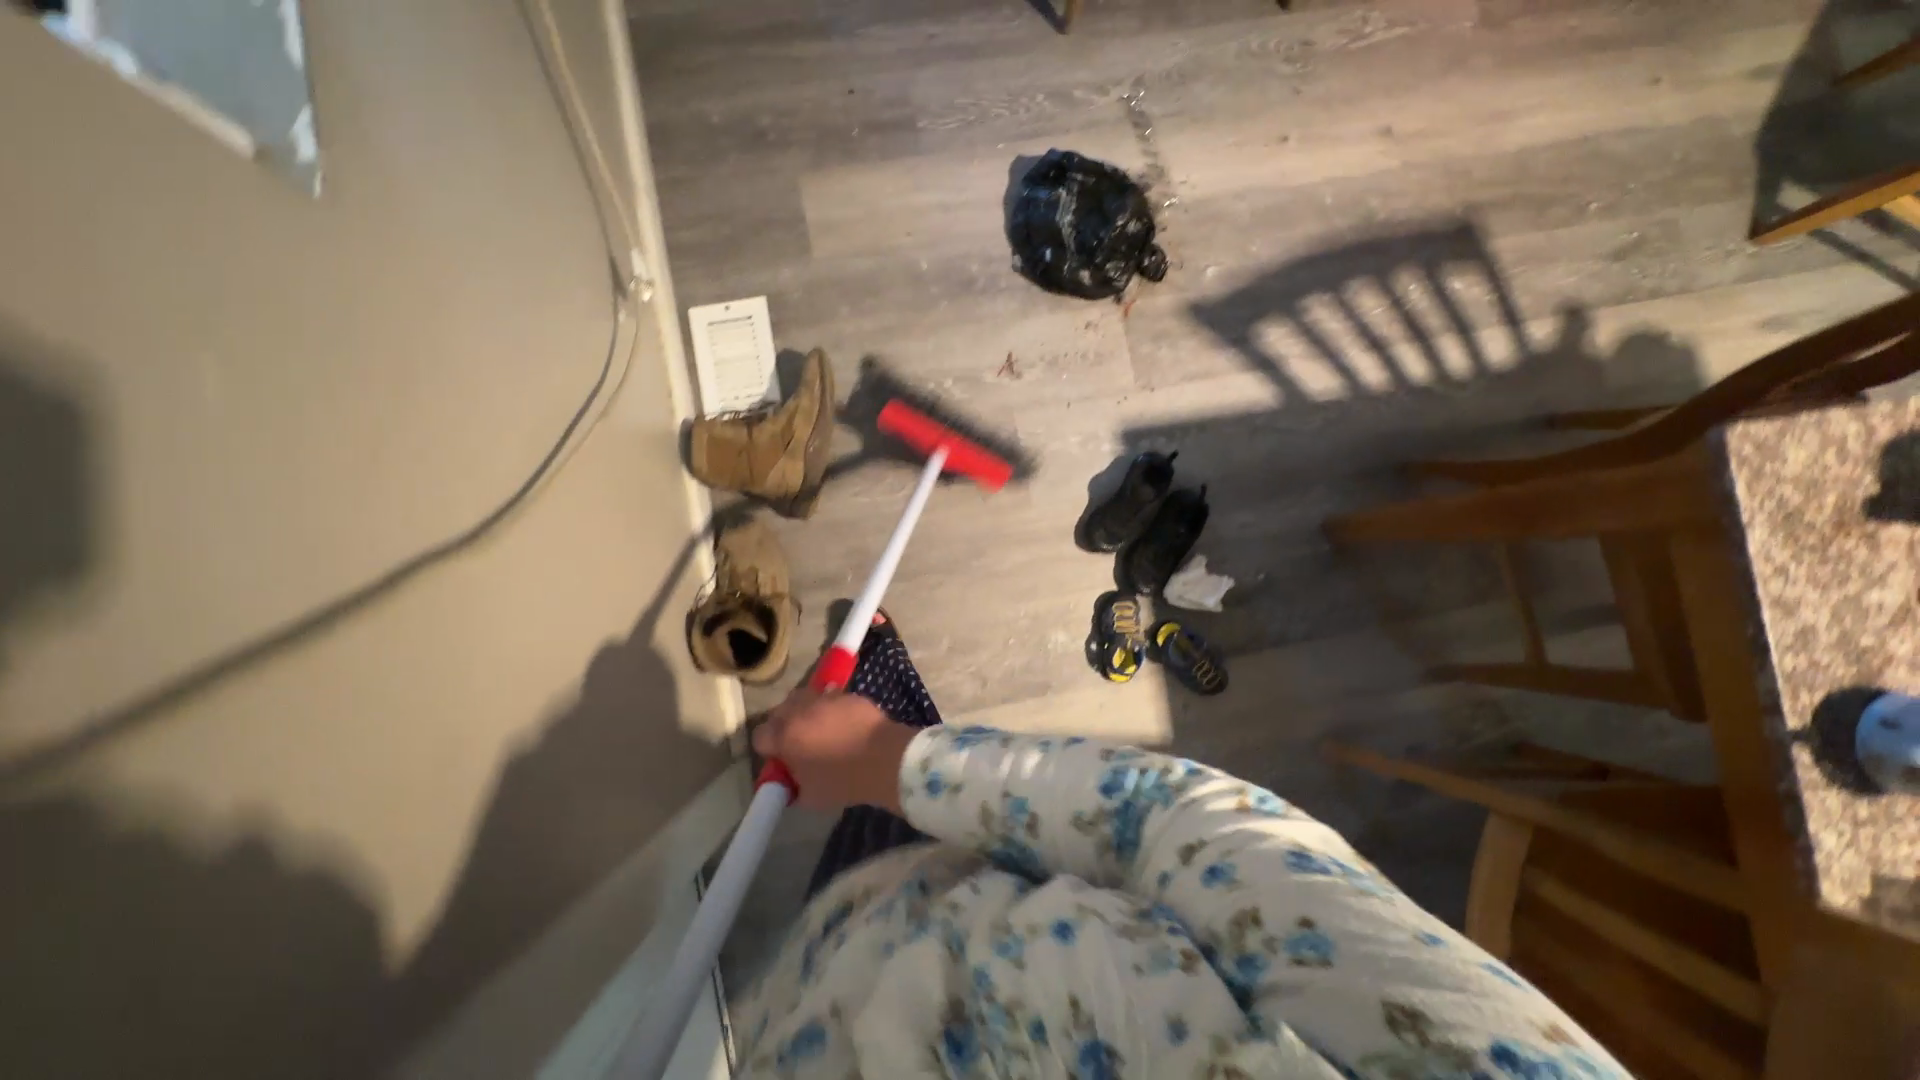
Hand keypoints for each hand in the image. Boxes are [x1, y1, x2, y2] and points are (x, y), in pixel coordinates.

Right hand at [751, 689, 915, 812]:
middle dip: (783, 726)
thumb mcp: (810, 796)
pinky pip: (830, 698)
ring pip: (803, 698)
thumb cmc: (845, 781)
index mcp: (784, 736)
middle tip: (797, 743)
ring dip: (804, 712)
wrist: (886, 759)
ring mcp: (825, 698)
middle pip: (779, 712)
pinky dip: (830, 709)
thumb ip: (793, 786)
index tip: (780, 760)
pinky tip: (842, 724)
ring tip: (818, 729)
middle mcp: (799, 711)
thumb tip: (790, 783)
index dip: (768, 749)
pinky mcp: (848, 695)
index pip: (760, 737)